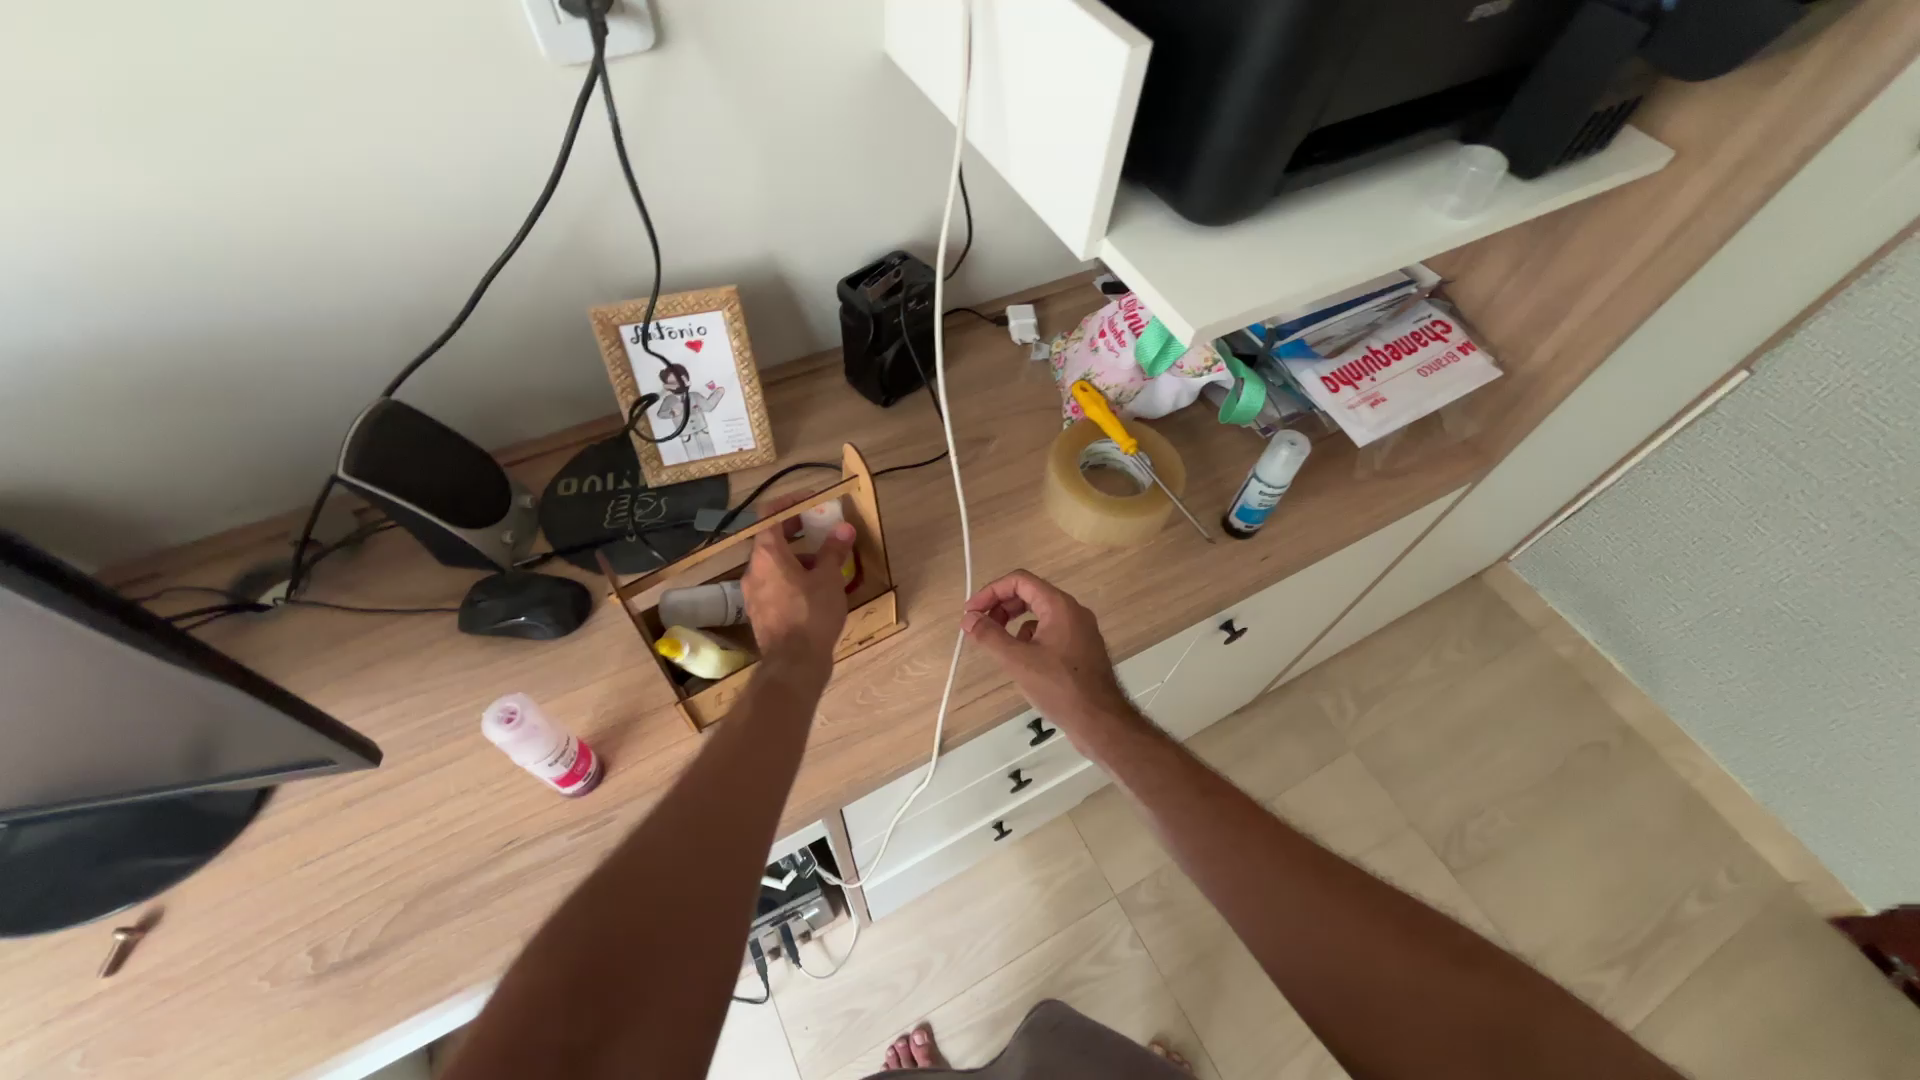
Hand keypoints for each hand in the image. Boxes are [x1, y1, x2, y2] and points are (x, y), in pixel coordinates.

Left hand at [741, 494, 854, 680]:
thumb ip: (833, 551)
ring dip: (796, 557)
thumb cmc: (811, 614)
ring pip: (773, 564)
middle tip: (820, 529)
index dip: (789, 503)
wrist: (793, 664)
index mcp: (767, 555)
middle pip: (770, 539)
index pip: (769, 514)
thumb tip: (843, 529)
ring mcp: (753, 594)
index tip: (810, 502)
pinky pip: (774, 585)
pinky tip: (814, 591)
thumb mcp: (828, 579)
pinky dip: (791, 578)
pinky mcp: (760, 613)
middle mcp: (753, 570)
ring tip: (824, 564)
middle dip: (796, 531)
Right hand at [961, 571, 1136, 738]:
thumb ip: (990, 636)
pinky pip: (1050, 631)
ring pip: (1039, 613)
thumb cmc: (1059, 687)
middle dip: (1001, 606)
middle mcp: (1072, 611)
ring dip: (1014, 622)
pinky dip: (1031, 638)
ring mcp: (1079, 629)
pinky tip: (1024, 661)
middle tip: (980, 627)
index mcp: (1059, 606)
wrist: (1100, 721)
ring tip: (1000, 646)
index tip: (971, 613)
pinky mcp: (1081, 648)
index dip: (991, 592)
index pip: (1019, 581)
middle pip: (1030, 593)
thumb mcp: (1018, 661)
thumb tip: (968, 619)